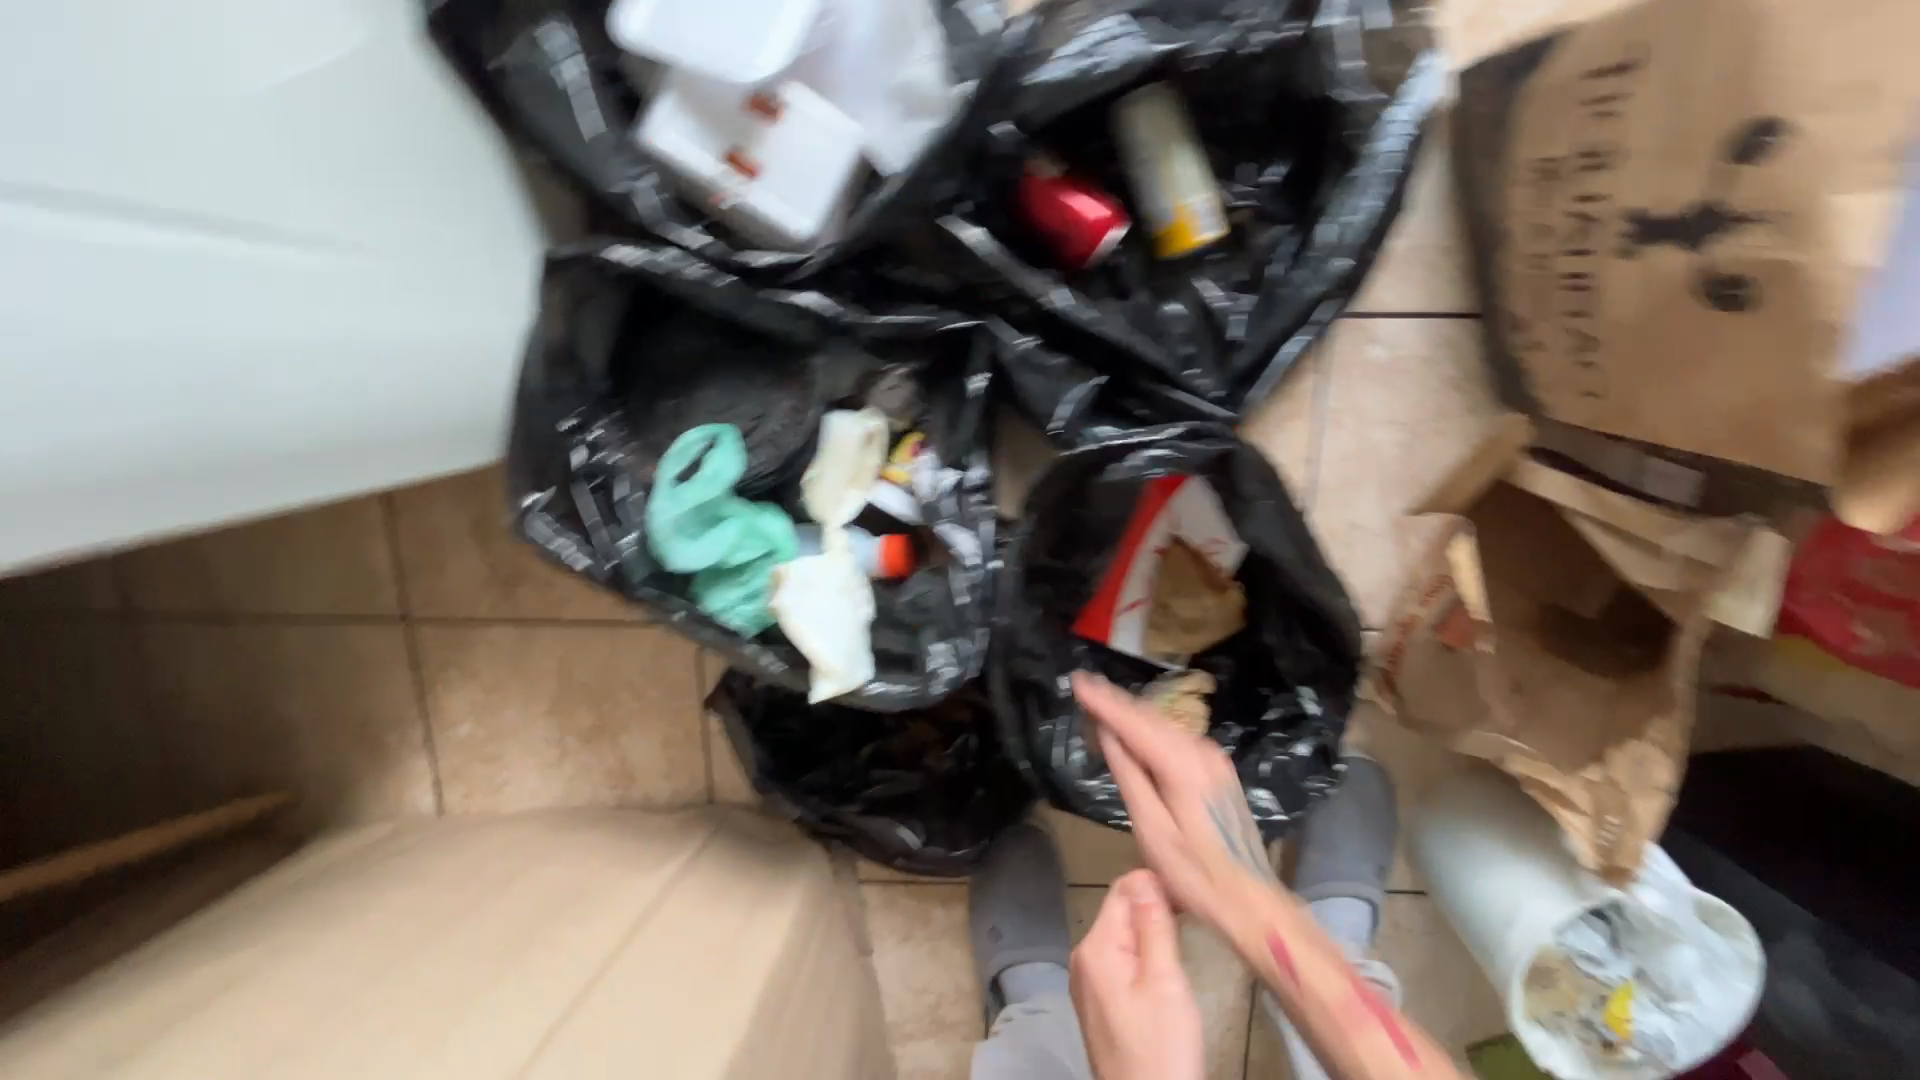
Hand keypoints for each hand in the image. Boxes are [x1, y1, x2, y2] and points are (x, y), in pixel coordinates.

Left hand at [1069, 870, 1204, 1079]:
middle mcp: (1083, 958)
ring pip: (1122, 936)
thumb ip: (1153, 925)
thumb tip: (1145, 874)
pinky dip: (1143, 956)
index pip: (1123, 889)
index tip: (1191, 897)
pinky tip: (1166, 969)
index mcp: (1096, 947)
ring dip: (1151, 932)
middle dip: (1154, 908)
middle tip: (1194, 919)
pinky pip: (1121, 961)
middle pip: (1121, 911)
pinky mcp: (1099, 1003)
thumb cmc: (1162, 1050)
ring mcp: (1088, 982)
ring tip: (1184, 940)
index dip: (1157, 885)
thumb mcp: (1165, 982)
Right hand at [1073, 672, 1276, 934]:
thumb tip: (1108, 734)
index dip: (1104, 701)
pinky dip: (1150, 729)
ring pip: (1164, 725)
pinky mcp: (1218, 769)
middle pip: (1150, 717)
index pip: (1135, 723)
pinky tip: (1133, 729)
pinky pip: (1176, 737)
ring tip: (1100, 702)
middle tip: (1083, 688)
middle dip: (1115, 701)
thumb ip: (1129, 775)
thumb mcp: (1152, 829)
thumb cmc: (1194, 874)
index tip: (1078, 681)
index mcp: (1184, 766)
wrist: (1250, 899)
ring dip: (1132, 714)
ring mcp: (1214, 759)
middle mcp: (1202, 752)